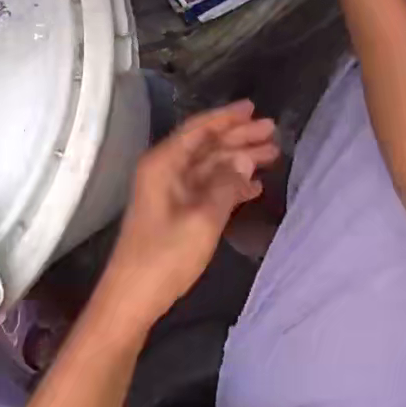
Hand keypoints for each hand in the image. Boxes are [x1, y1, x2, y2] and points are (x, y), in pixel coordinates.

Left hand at [95, 101, 279, 329]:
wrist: (133, 298)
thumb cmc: (165, 256)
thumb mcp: (203, 219)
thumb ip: (226, 185)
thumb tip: (245, 158)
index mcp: (164, 163)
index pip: (198, 129)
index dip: (226, 117)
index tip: (253, 108)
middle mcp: (165, 170)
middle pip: (207, 145)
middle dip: (238, 137)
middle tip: (272, 131)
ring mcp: (171, 191)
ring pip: (210, 166)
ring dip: (239, 160)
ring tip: (272, 155)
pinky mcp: (177, 211)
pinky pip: (208, 188)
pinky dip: (231, 185)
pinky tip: (254, 187)